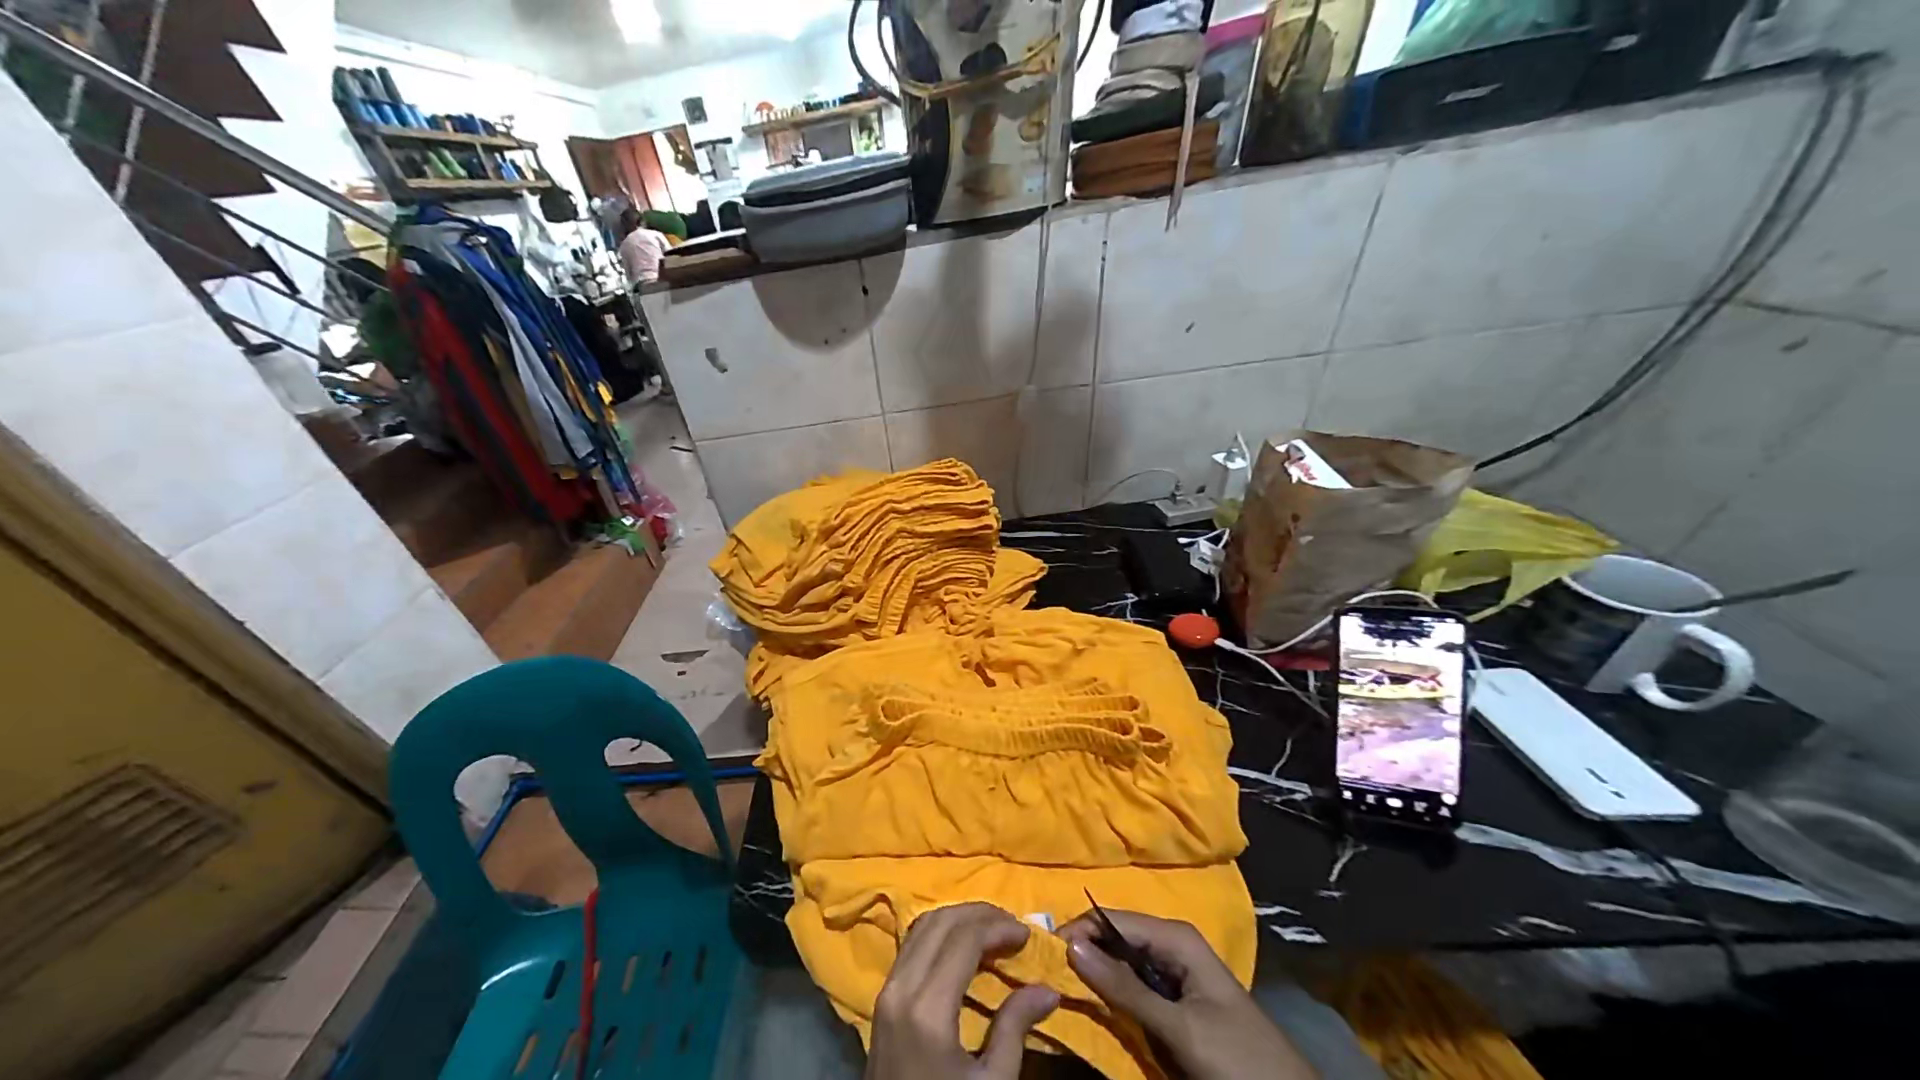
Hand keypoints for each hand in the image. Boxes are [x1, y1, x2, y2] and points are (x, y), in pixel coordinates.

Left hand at [866, 902, 1060, 1079]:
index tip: (1027, 933)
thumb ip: (1014, 1028)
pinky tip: (963, 946)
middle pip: (940, 922)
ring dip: (958, 919)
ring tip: (992, 930)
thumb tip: (1047, 990)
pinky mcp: (881, 998)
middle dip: (979, 914)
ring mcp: (885, 990)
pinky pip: (910, 945)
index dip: (997, 926)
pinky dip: (939, 933)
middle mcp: (900, 987)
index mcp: (927, 1008)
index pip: (963, 938)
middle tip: (1012, 925)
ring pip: (921, 926)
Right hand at [1061, 909, 1316, 1079]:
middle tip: (1050, 978)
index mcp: (1174, 936)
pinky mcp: (1174, 997)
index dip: (1076, 933)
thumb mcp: (1179, 1028)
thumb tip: (1071, 947)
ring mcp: (1173, 970)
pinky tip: (1096, 1006)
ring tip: (1065, 991)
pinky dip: (1112, 992)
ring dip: (1094, 974)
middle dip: (1082, 952)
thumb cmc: (1238, 1059)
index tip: (1045, 960)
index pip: (1109, 918)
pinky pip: (1133, 984)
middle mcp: (1171, 943)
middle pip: (1113, 936)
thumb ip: (1126, 989)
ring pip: (1119, 961)